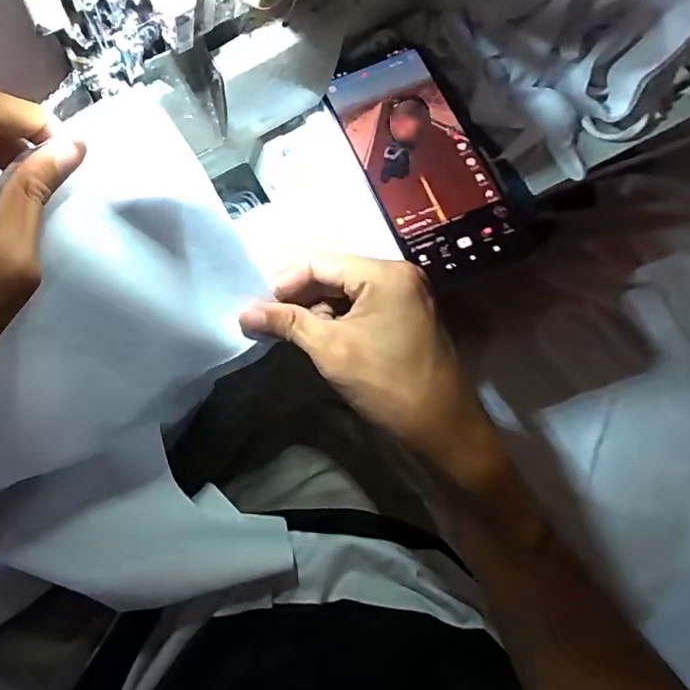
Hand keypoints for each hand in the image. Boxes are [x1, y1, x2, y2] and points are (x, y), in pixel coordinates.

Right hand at [239, 254, 500, 484]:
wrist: (444, 427)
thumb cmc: (386, 384)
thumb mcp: (330, 350)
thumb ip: (287, 323)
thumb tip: (245, 313)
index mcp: (383, 274)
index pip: (320, 262)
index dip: (285, 282)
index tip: (260, 307)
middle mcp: (397, 272)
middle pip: (333, 271)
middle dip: (298, 294)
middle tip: (269, 317)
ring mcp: (405, 291)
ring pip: (345, 287)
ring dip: (315, 305)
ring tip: (288, 328)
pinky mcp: (405, 310)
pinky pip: (361, 301)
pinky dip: (336, 314)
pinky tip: (317, 332)